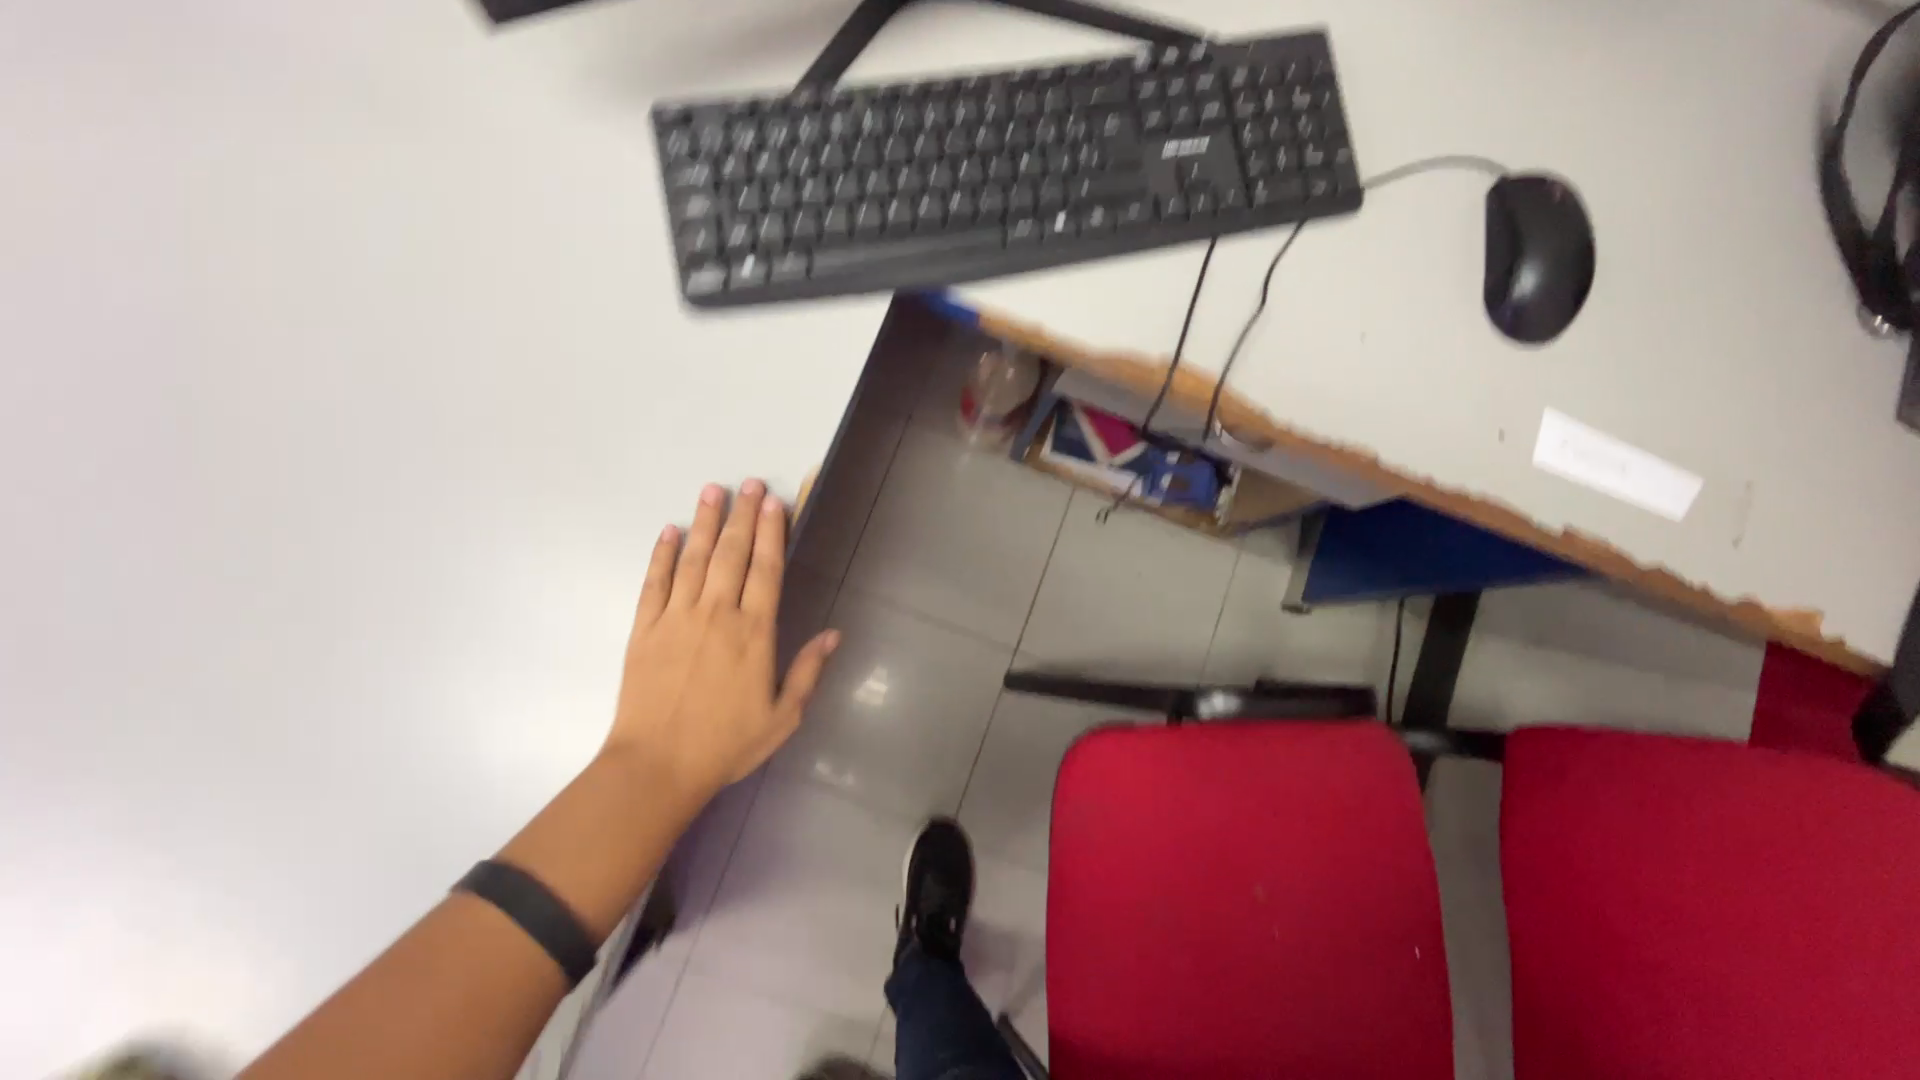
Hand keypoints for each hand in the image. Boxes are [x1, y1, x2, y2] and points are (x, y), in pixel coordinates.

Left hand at [604, 479, 839, 801]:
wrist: (657, 766)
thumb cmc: (726, 745)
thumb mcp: (783, 717)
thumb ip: (807, 672)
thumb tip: (833, 634)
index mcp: (754, 633)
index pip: (766, 569)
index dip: (772, 532)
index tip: (775, 502)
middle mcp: (716, 614)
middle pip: (731, 553)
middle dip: (743, 515)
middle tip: (749, 483)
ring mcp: (676, 618)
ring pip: (693, 559)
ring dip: (704, 522)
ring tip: (713, 490)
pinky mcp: (644, 630)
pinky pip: (654, 582)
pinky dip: (662, 554)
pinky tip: (669, 532)